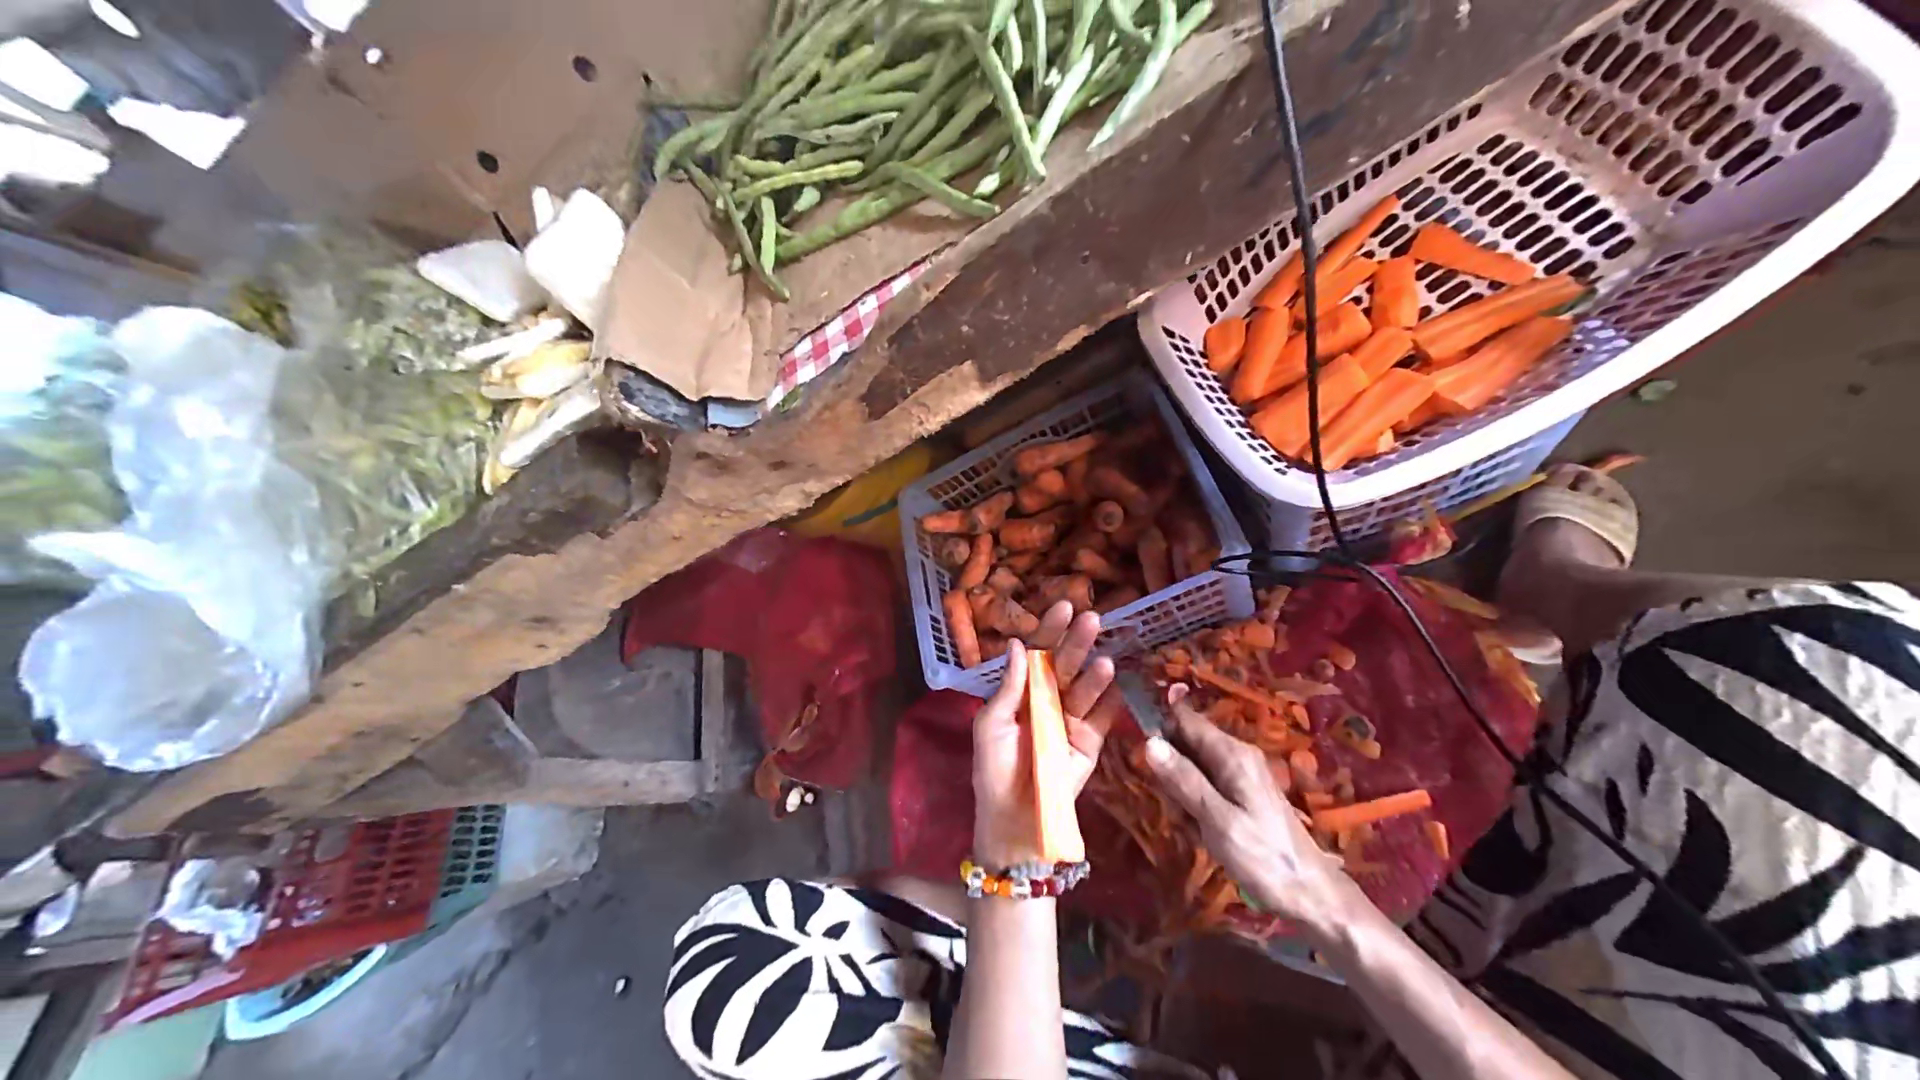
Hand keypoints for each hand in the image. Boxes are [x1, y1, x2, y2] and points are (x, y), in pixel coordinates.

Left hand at [971, 602, 1120, 867]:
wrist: (1015, 821)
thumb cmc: (995, 770)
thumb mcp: (992, 726)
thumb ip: (1009, 687)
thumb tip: (1020, 643)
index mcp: (1021, 691)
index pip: (1037, 653)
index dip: (1049, 630)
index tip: (1063, 605)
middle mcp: (1047, 699)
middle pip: (1064, 665)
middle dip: (1077, 642)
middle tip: (1092, 619)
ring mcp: (1071, 719)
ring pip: (1086, 687)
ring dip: (1095, 672)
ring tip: (1104, 660)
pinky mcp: (1091, 741)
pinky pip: (1104, 716)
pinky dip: (1113, 699)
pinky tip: (1121, 681)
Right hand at [1141, 688, 1359, 940]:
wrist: (1310, 893)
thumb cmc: (1263, 857)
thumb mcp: (1217, 820)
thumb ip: (1184, 780)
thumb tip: (1149, 742)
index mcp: (1231, 753)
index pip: (1184, 718)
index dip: (1158, 724)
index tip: (1140, 748)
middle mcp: (1236, 754)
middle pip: (1185, 742)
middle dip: (1169, 769)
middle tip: (1174, 806)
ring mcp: (1240, 773)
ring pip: (1191, 766)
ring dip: (1180, 792)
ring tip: (1190, 825)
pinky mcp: (1241, 792)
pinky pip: (1204, 784)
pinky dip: (1194, 804)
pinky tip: (1200, 830)